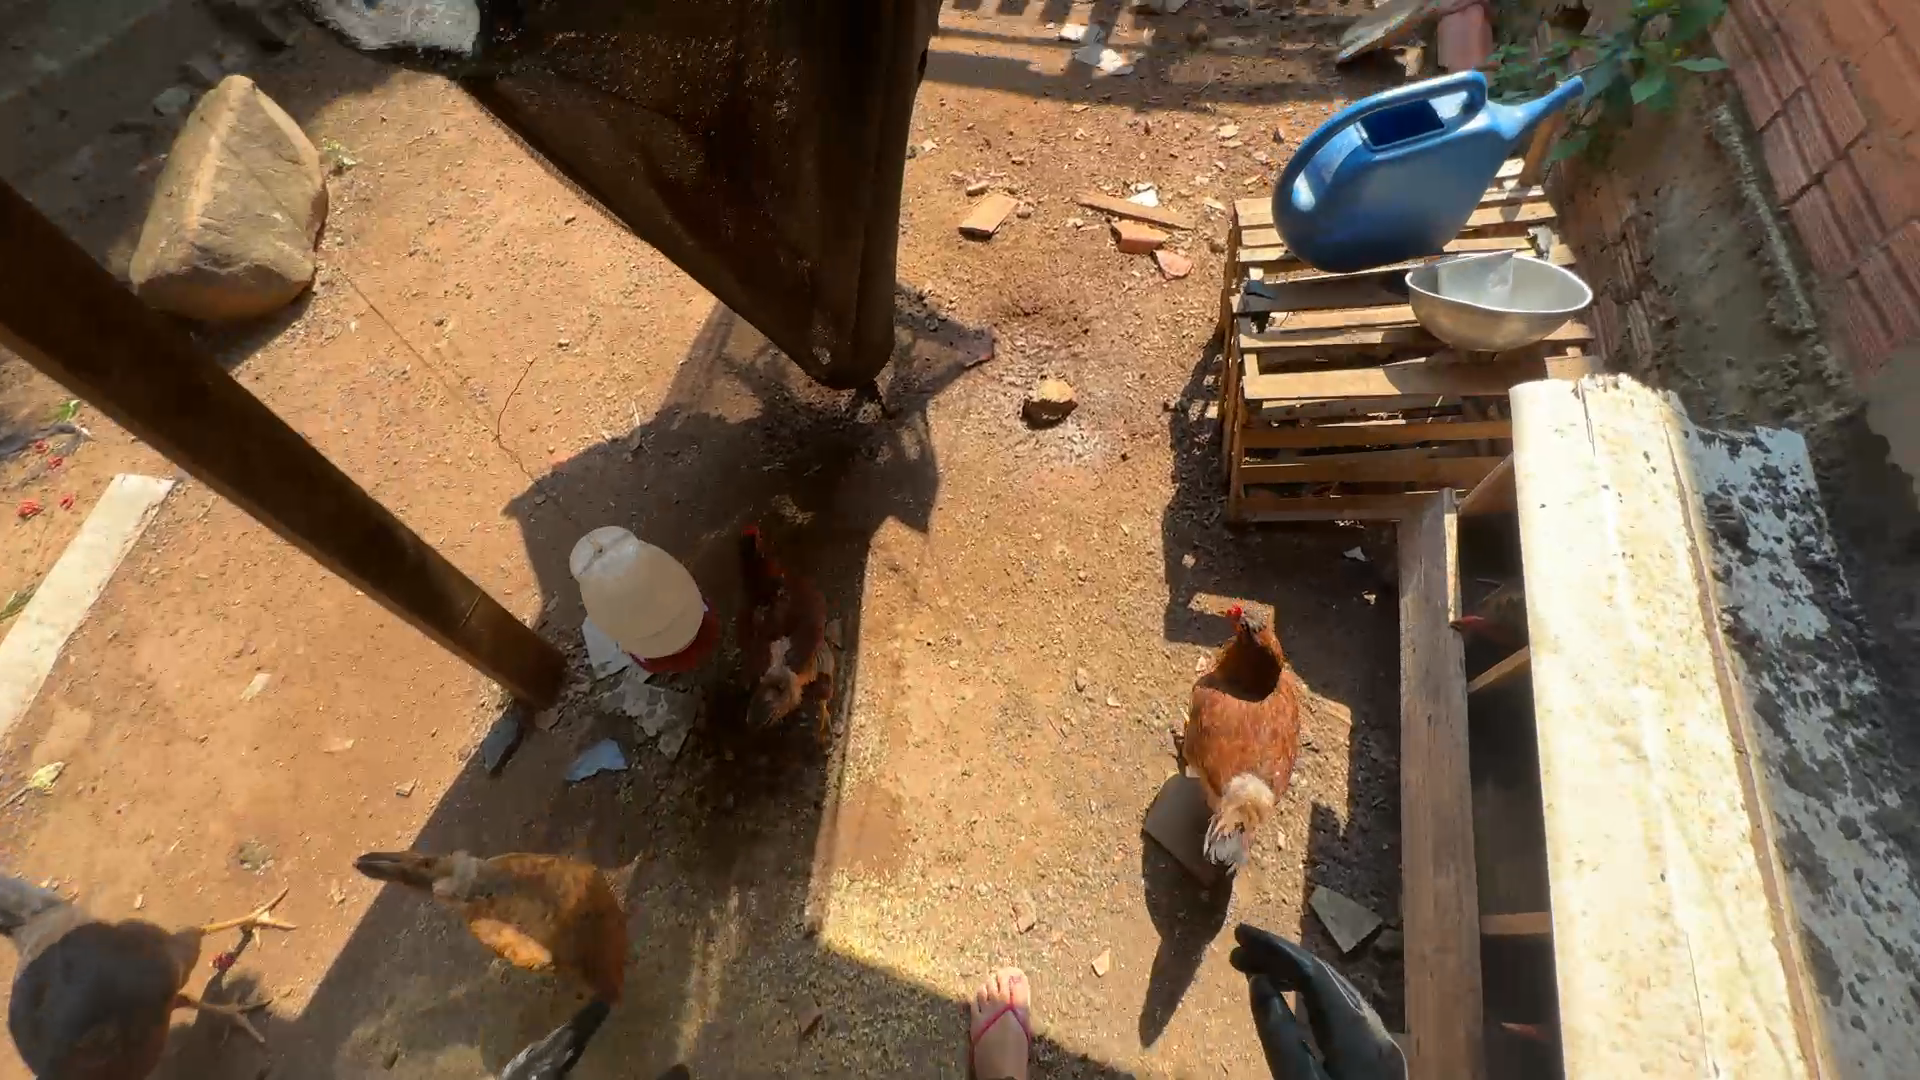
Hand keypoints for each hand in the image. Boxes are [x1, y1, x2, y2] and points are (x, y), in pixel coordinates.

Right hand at [1229, 923, 1405, 1079]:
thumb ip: (1277, 1033)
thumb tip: (1259, 984)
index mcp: (1358, 1035)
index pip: (1311, 972)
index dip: (1274, 948)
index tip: (1239, 933)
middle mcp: (1375, 1033)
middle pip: (1324, 976)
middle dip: (1279, 957)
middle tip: (1238, 954)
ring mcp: (1381, 1048)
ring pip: (1334, 991)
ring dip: (1293, 975)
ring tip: (1255, 974)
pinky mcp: (1378, 1063)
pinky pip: (1340, 1010)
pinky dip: (1309, 995)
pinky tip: (1288, 1001)